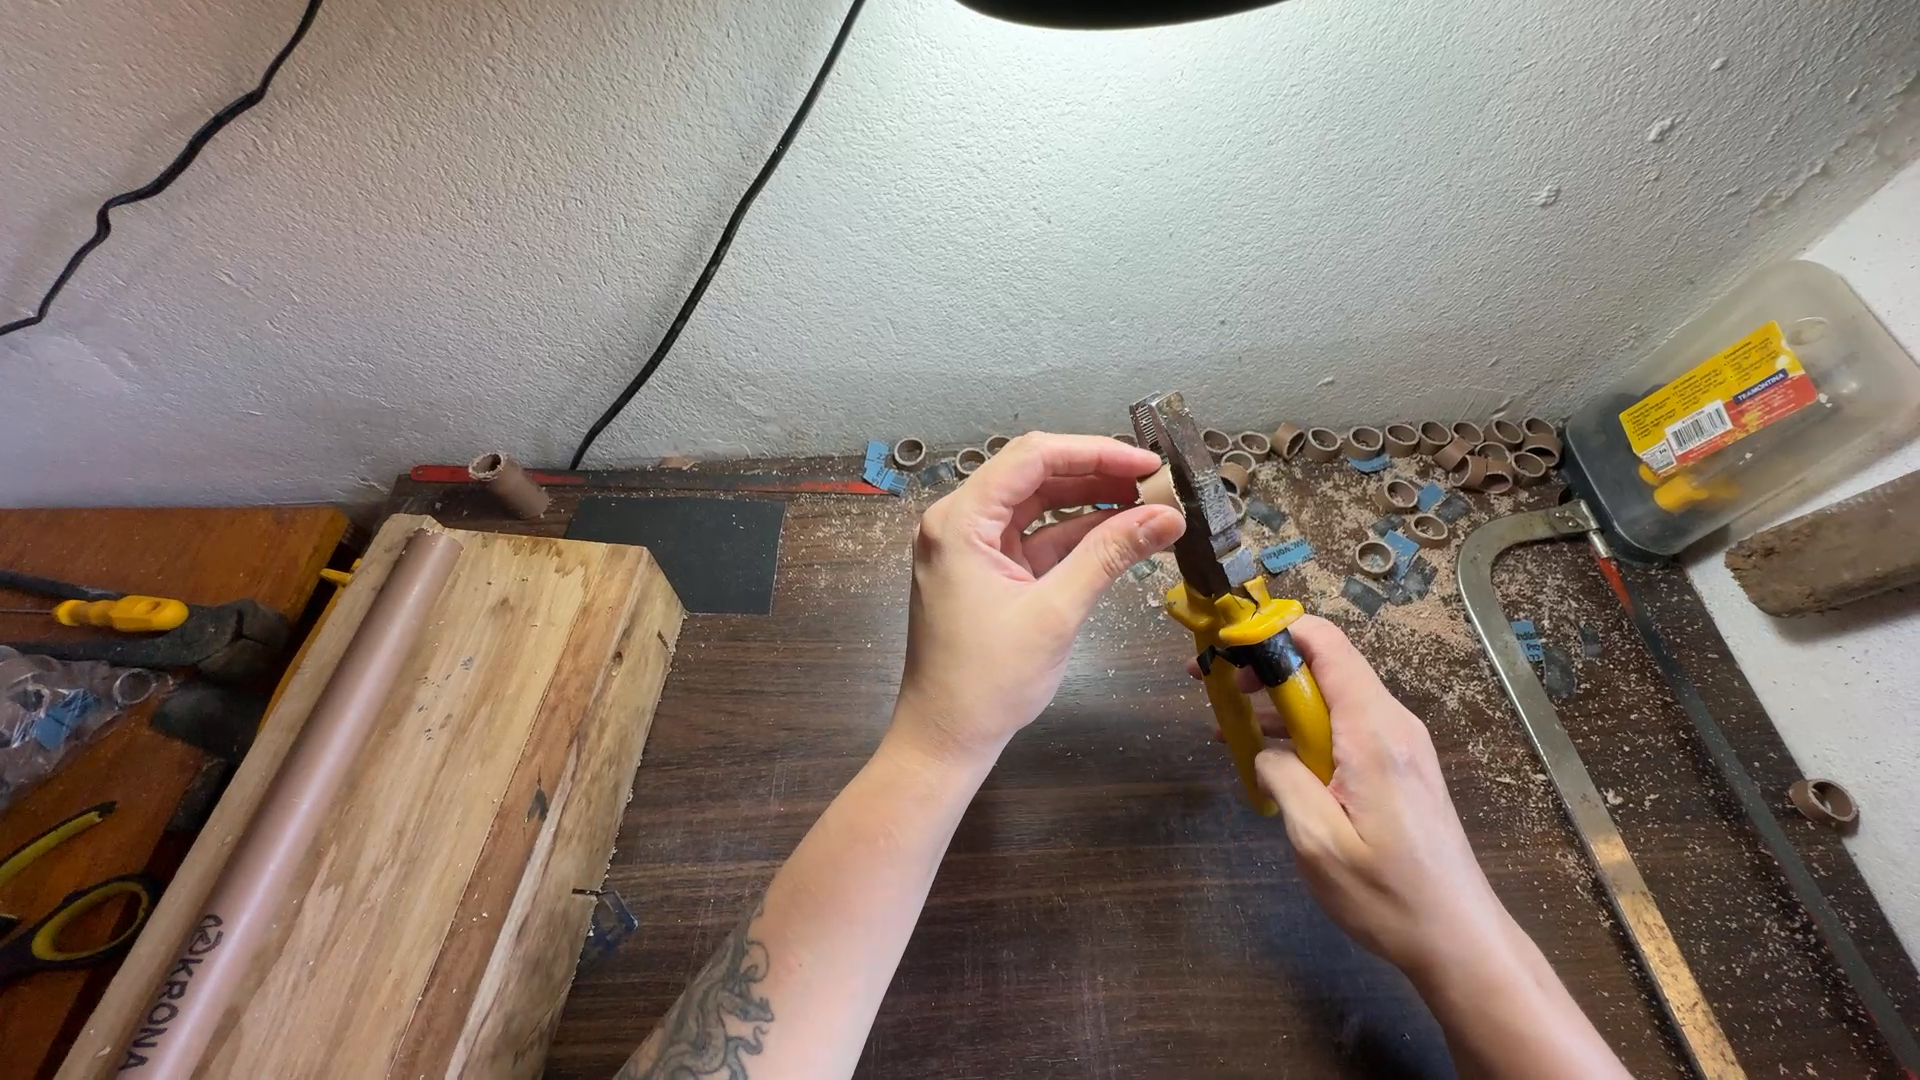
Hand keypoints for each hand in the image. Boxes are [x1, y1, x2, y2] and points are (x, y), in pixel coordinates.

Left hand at [890, 433, 1184, 766]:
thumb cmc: (989, 681)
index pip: (1032, 458)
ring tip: (1148, 506)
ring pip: (1038, 506)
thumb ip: (1110, 556)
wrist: (946, 738)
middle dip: (1096, 476)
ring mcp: (971, 547)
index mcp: (960, 520)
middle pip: (1035, 476)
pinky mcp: (987, 571)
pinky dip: (1075, 537)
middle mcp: (959, 522)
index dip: (1094, 452)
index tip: (1147, 464)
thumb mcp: (1055, 612)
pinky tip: (1120, 534)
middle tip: (1156, 485)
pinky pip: (1035, 539)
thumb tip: (1168, 517)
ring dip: (1090, 504)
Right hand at [1195, 616, 1515, 978]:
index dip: (1272, 631)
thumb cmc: (1389, 895)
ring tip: (1229, 721)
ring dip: (1278, 700)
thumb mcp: (1318, 841)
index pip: (1325, 645)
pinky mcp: (1396, 763)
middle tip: (1213, 686)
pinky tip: (1267, 752)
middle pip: (1322, 664)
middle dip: (1263, 666)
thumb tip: (1265, 749)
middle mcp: (1391, 723)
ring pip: (1329, 693)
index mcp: (1373, 732)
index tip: (1226, 646)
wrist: (1461, 942)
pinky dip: (1301, 727)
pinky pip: (1342, 723)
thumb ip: (1282, 778)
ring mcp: (1398, 742)